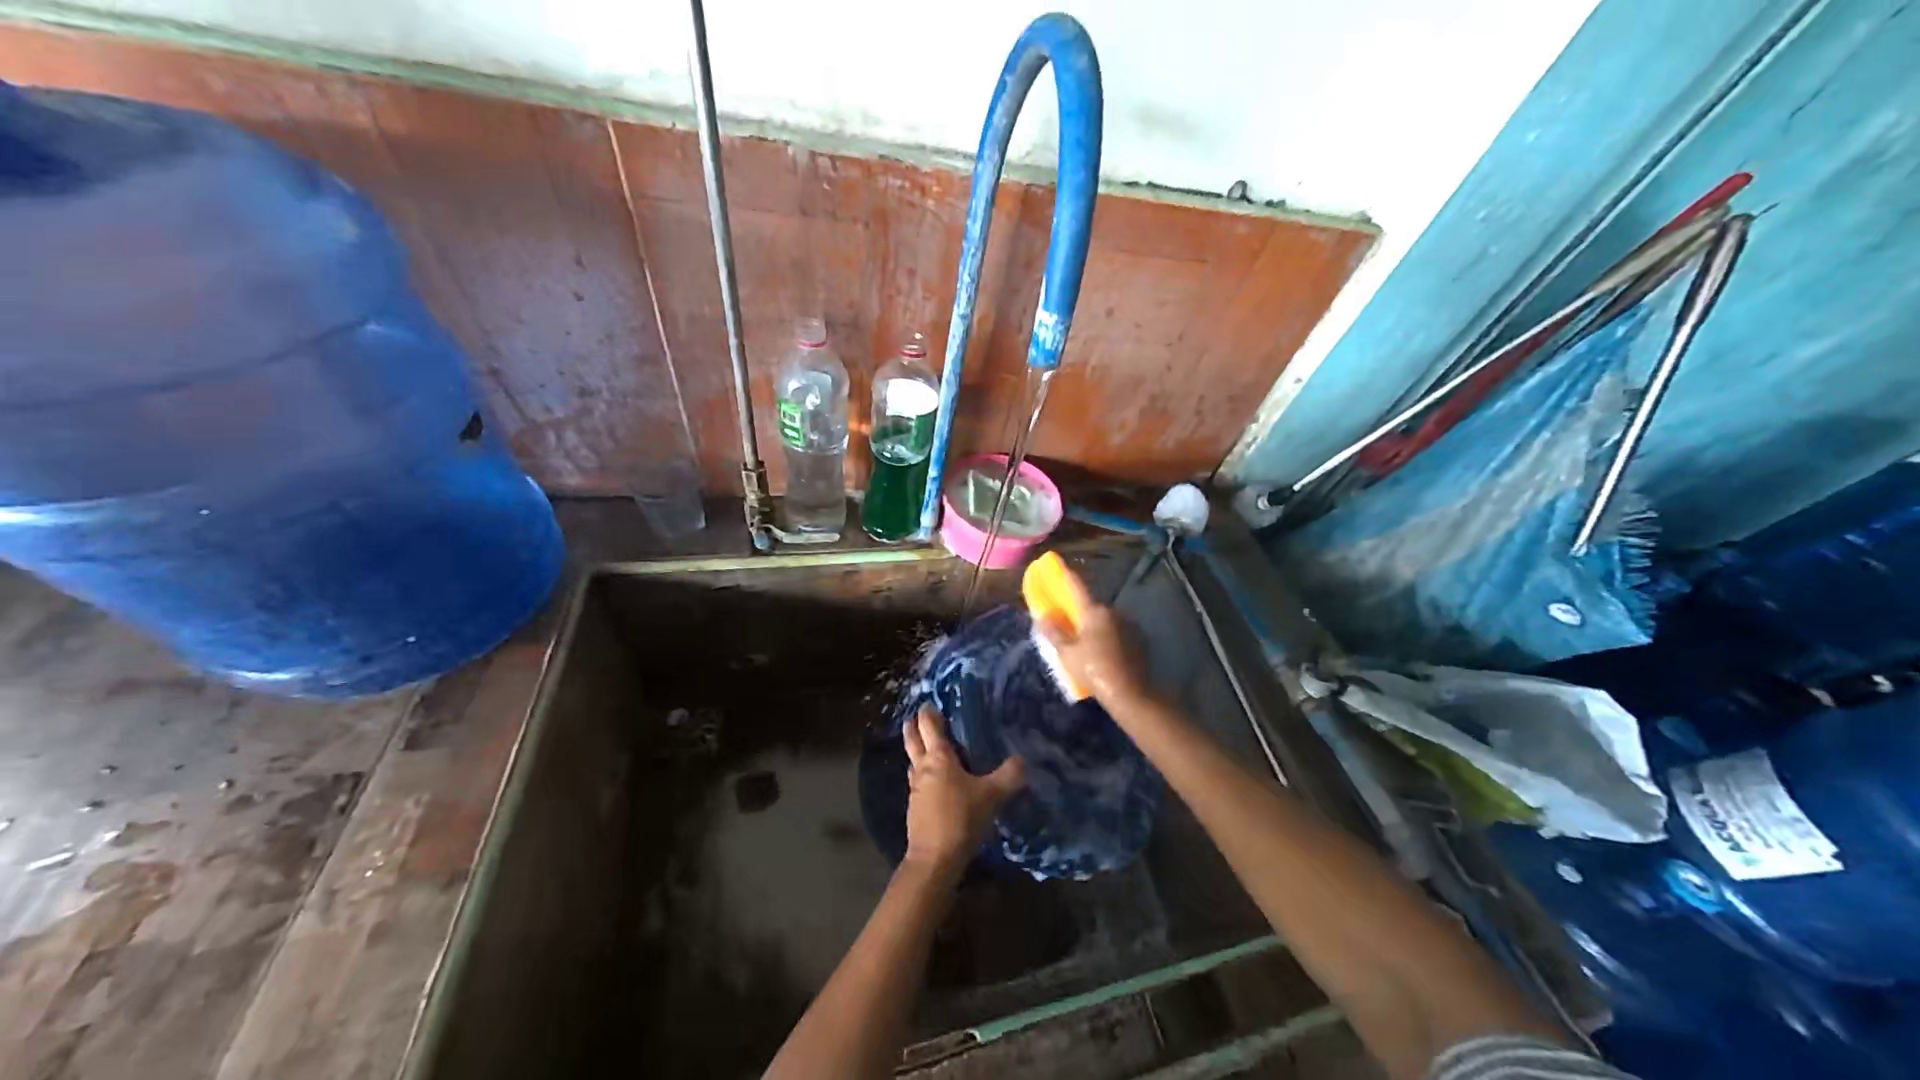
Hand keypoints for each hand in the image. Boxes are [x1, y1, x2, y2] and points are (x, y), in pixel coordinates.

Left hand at [902, 705, 1024, 876]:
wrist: (934, 858)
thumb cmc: (961, 818)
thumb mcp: (992, 796)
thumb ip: (1009, 776)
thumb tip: (1023, 759)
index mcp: (938, 758)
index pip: (929, 726)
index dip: (929, 712)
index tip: (930, 701)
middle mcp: (922, 768)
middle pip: (913, 740)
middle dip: (914, 727)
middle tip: (918, 716)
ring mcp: (915, 789)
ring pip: (913, 761)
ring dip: (917, 751)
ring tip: (928, 746)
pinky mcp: (916, 807)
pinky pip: (918, 781)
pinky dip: (924, 773)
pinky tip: (935, 781)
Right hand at [1033, 566, 1151, 706]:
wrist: (1130, 693)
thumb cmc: (1093, 670)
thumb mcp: (1067, 653)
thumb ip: (1054, 632)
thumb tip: (1043, 614)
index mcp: (1094, 611)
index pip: (1077, 586)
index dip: (1066, 575)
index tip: (1058, 564)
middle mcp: (1113, 611)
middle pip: (1091, 606)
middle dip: (1080, 611)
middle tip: (1068, 623)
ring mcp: (1129, 624)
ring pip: (1106, 620)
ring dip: (1095, 626)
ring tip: (1086, 644)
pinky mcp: (1139, 639)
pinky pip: (1117, 631)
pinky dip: (1108, 636)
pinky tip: (1103, 652)